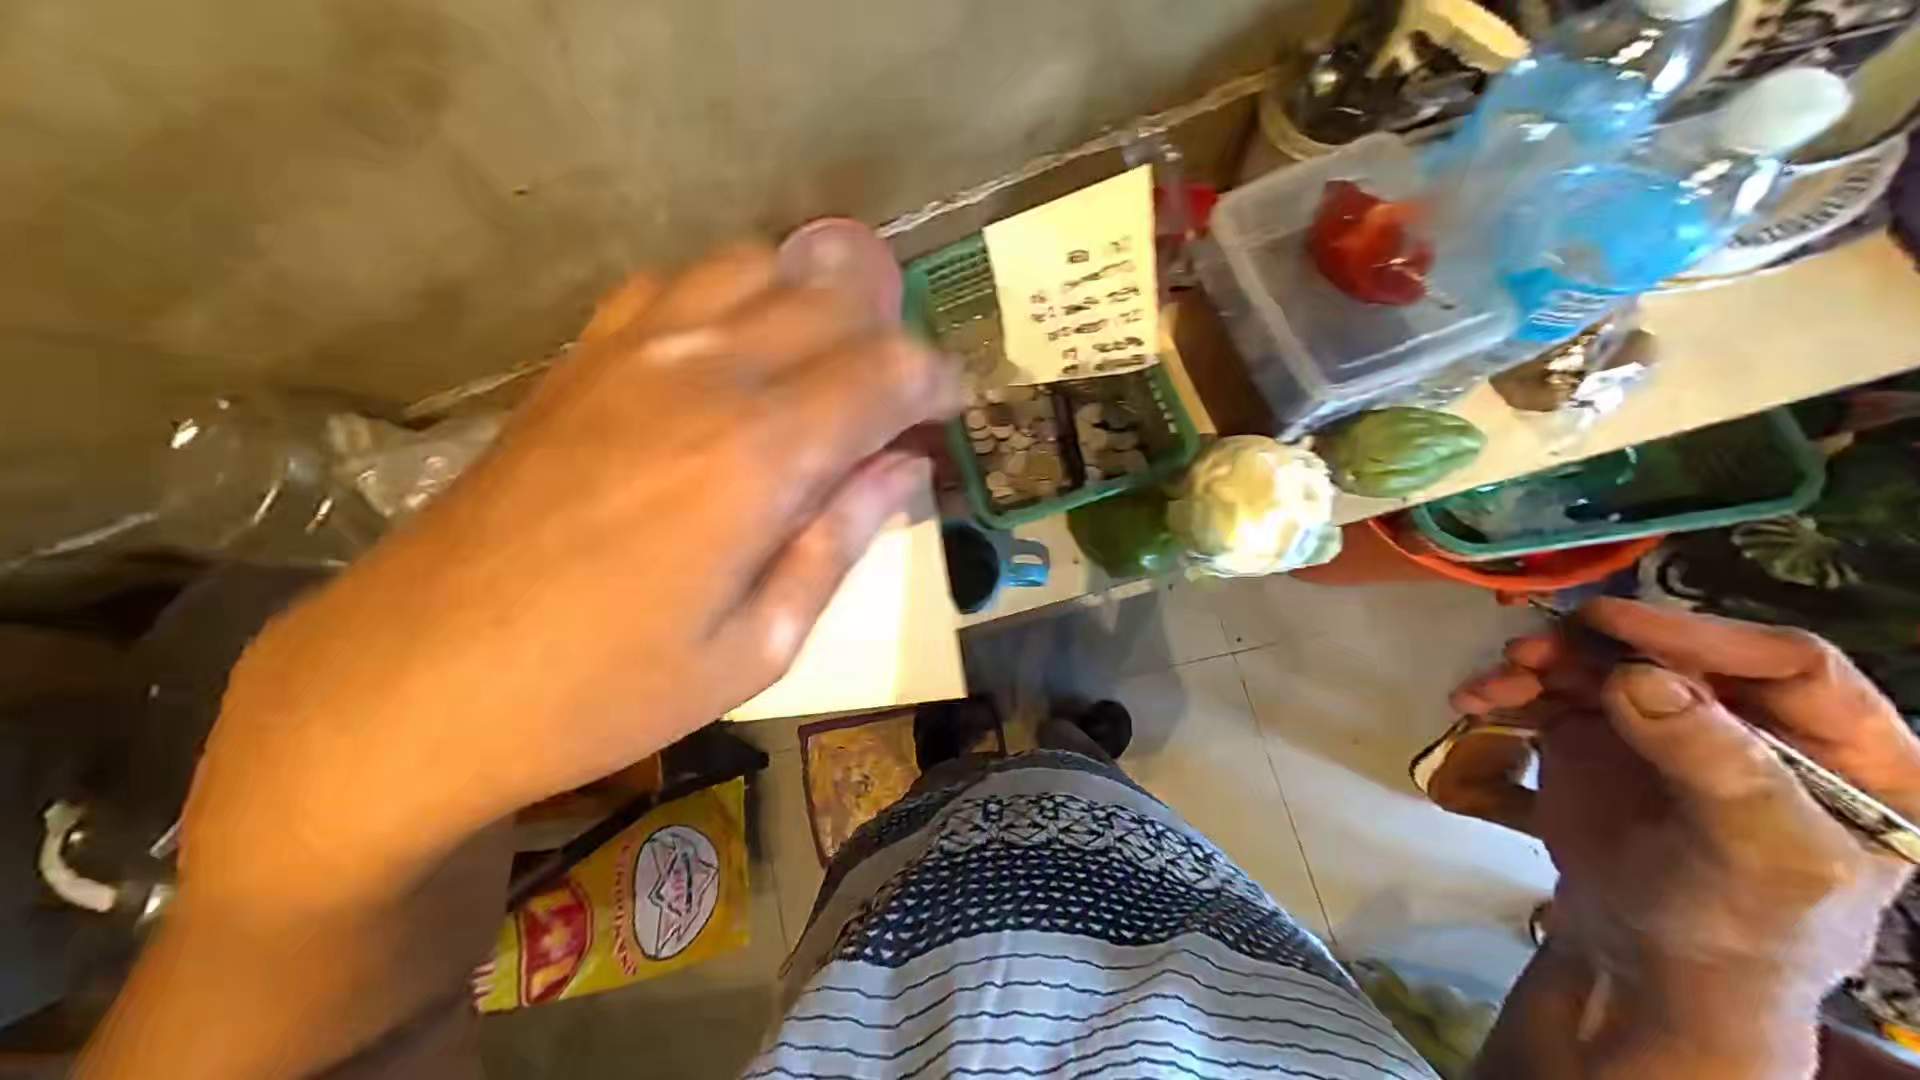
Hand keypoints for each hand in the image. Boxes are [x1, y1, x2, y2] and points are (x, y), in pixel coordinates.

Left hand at [179, 237, 959, 911]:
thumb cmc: (608, 690)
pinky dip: (734, 297)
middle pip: (832, 298)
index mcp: (759, 457)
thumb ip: (839, 541)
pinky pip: (680, 284)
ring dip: (814, 300)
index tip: (953, 405)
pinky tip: (736, 353)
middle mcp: (704, 376)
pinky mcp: (580, 358)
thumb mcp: (759, 647)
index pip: (886, 371)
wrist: (416, 680)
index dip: (937, 379)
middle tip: (901, 392)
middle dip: (889, 331)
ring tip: (829, 362)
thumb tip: (904, 469)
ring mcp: (632, 352)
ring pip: (758, 266)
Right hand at [1456, 599, 1919, 1071]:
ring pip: (1597, 664)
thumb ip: (1720, 769)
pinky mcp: (1594, 732)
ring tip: (1488, 689)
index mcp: (1842, 747)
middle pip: (1668, 652)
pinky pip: (1548, 692)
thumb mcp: (1759, 860)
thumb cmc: (1735, 923)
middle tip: (1525, 654)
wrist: (1643, 960)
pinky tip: (1474, 702)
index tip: (1605, 623)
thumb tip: (1641, 678)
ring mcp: (1662, 722)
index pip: (1787, 664)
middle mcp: (1747, 719)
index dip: (1697, 634)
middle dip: (1590, 647)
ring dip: (1535, 667)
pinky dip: (1507, 690)